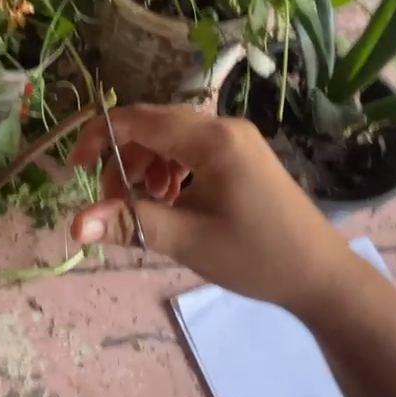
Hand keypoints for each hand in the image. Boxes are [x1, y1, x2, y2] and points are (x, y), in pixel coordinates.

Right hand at [68, 104, 359, 311]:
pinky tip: (171, 201)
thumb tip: (74, 224)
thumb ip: (129, 223)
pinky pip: (190, 149)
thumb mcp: (187, 240)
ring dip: (144, 167)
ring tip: (146, 207)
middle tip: (115, 202)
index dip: (98, 137)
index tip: (74, 168)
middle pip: (152, 126)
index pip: (138, 120)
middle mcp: (223, 128)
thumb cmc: (256, 256)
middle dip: (122, 159)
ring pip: (168, 138)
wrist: (321, 276)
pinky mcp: (241, 155)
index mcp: (212, 140)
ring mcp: (235, 140)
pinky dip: (168, 171)